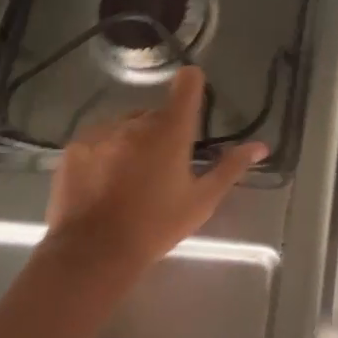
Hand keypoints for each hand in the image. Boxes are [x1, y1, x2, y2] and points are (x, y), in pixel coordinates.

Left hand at [44, 67, 267, 272]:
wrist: (92, 254)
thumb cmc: (155, 226)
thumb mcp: (201, 201)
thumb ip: (230, 168)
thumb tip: (260, 146)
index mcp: (171, 129)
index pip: (187, 83)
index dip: (192, 85)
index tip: (192, 102)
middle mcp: (137, 121)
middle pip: (155, 114)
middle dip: (160, 133)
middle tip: (160, 170)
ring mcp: (103, 131)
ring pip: (125, 127)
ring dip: (131, 143)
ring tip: (128, 181)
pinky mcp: (76, 147)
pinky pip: (98, 140)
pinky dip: (104, 154)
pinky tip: (103, 184)